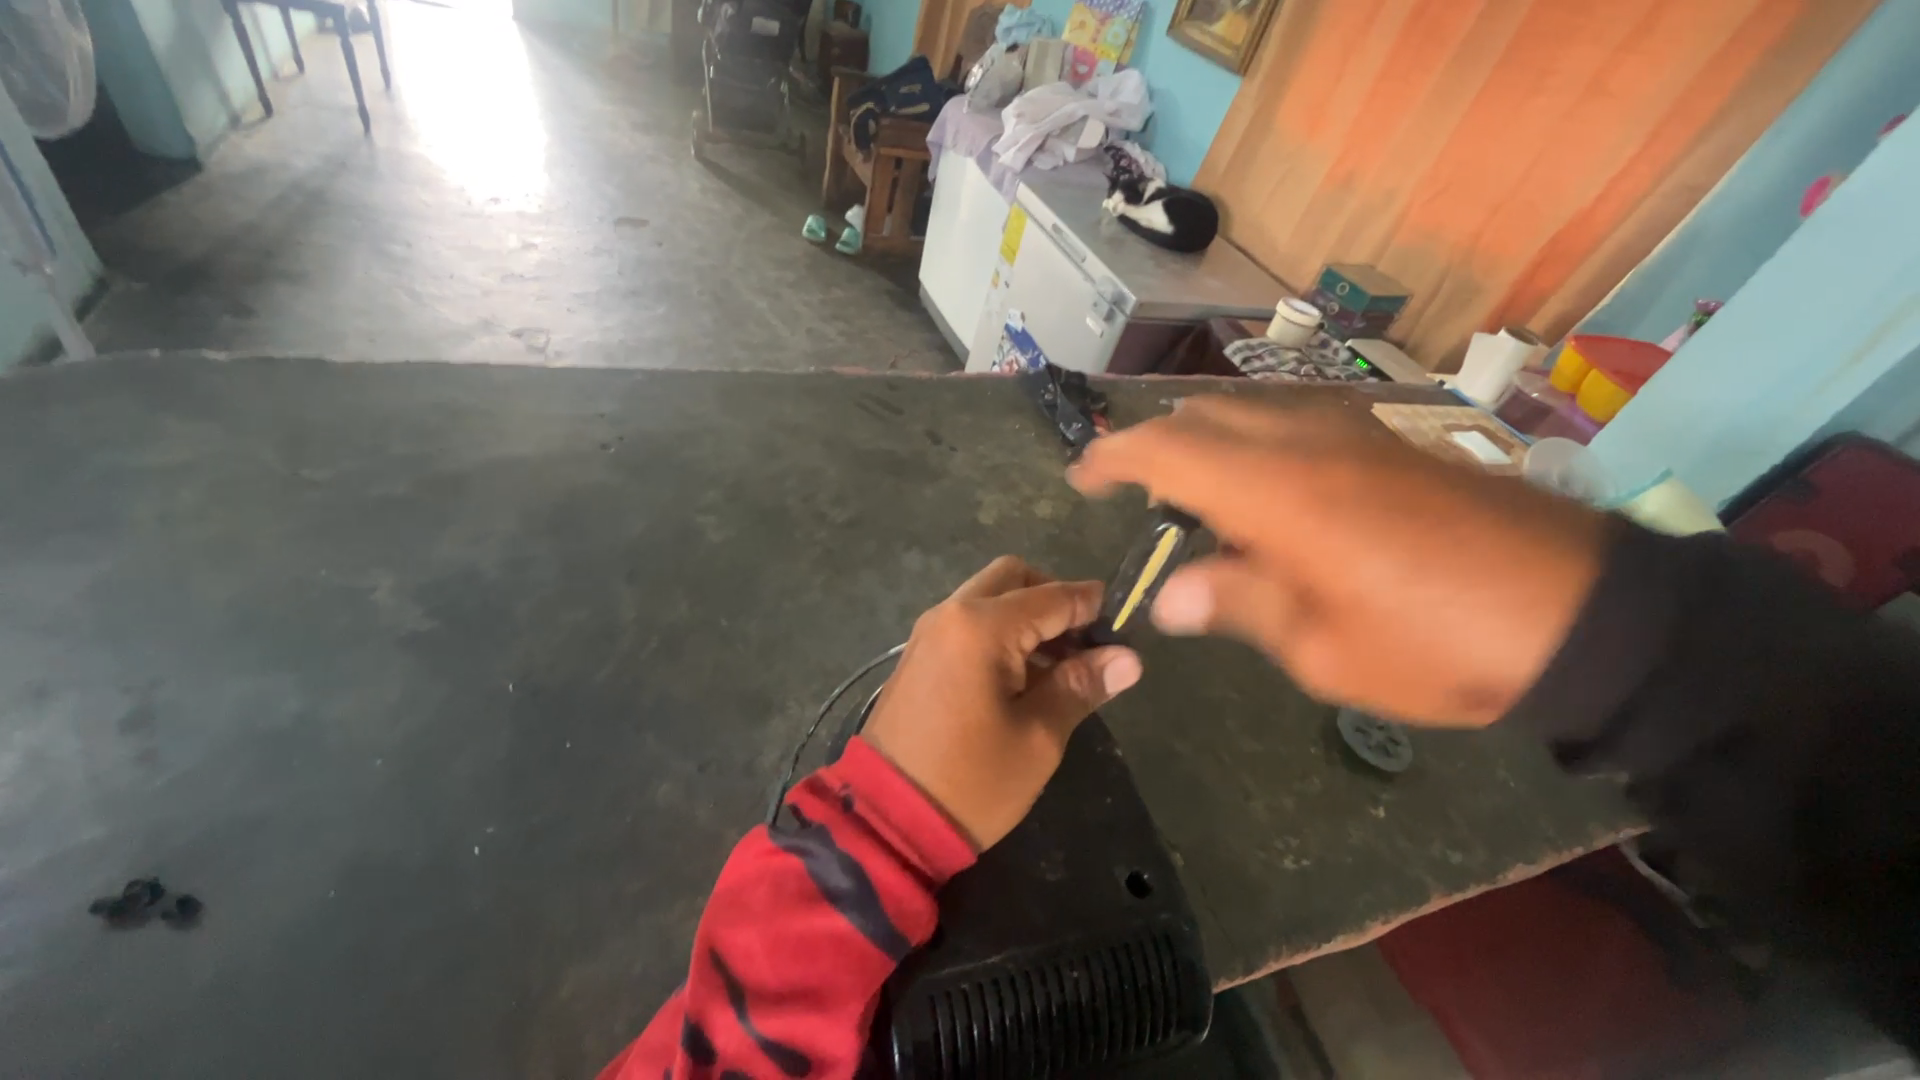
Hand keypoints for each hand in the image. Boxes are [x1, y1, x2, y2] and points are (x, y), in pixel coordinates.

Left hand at [859, 556, 1142, 850]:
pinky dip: (998, 632)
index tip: (1124, 625)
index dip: (1092, 606)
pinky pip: (966, 623)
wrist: (887, 820)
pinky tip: (1021, 677)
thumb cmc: (973, 782)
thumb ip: (1081, 686)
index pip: (1052, 596)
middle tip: (1084, 643)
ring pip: (987, 598)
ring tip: (1059, 667)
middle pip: (1012, 578)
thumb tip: (1127, 658)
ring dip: (1025, 616)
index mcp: (982, 627)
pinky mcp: (917, 656)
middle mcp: (950, 614)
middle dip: (1053, 598)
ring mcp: (927, 633)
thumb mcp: (1038, 737)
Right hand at [1068, 397, 1608, 727]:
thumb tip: (1172, 594)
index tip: (1081, 479)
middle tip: (1134, 496)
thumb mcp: (1322, 648)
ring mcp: (1350, 431)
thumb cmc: (1435, 643)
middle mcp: (1303, 440)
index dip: (1112, 458)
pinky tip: (1266, 487)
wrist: (1581, 612)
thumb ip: (1238, 604)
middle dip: (1153, 446)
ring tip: (1194, 495)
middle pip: (1201, 416)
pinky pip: (1292, 417)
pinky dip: (1252, 439)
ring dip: (1204, 438)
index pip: (1165, 449)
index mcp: (1275, 490)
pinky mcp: (1386, 440)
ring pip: (1247, 409)